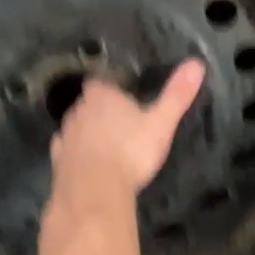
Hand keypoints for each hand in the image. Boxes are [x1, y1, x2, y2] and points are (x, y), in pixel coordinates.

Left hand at [50, 60, 205, 199]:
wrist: (93, 191)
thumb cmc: (131, 151)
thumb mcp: (162, 122)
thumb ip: (177, 94)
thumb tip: (197, 63)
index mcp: (102, 97)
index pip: (101, 80)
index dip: (111, 84)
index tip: (125, 90)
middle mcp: (78, 111)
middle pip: (88, 101)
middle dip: (102, 106)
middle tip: (123, 115)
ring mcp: (65, 136)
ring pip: (76, 124)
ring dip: (88, 127)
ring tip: (109, 136)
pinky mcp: (58, 160)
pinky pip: (67, 148)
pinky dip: (77, 149)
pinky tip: (89, 156)